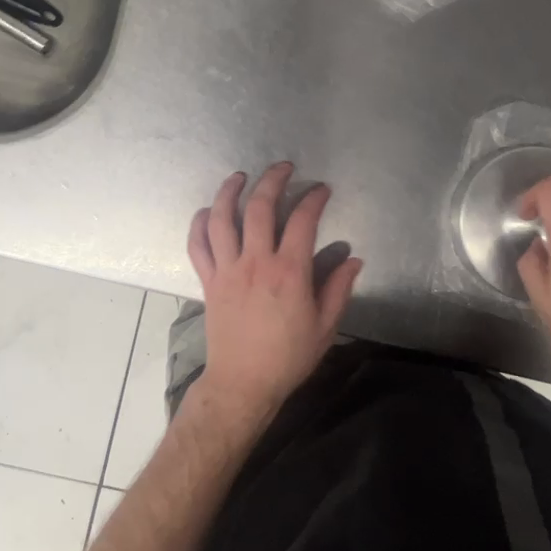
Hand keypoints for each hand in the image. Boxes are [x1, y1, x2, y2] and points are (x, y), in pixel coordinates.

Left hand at [186, 163, 362, 416]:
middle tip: (284, 168)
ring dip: (230, 192)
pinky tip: (208, 211)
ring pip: (223, 219)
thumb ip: (339, 289)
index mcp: (289, 273)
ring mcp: (227, 270)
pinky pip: (198, 246)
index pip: (303, 221)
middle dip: (273, 180)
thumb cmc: (288, 357)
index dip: (314, 199)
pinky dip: (199, 224)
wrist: (243, 383)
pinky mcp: (208, 281)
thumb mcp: (325, 327)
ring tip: (240, 177)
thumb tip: (353, 259)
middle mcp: (256, 263)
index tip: (321, 190)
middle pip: (261, 208)